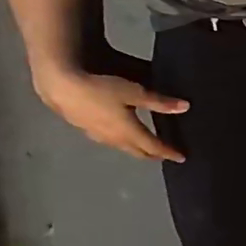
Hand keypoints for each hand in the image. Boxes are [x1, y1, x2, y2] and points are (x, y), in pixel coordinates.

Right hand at [34, 67, 188, 162]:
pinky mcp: (84, 127)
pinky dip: (120, 141)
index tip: (180, 158)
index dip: (168, 152)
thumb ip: (159, 102)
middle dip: (151, 154)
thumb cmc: (102, 89)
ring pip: (120, 146)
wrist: (60, 87)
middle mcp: (112, 138)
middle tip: (163, 155)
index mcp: (128, 132)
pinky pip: (108, 140)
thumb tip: (186, 108)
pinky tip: (118, 135)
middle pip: (136, 151)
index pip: (152, 146)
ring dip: (134, 148)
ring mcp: (96, 134)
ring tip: (144, 147)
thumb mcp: (135, 92)